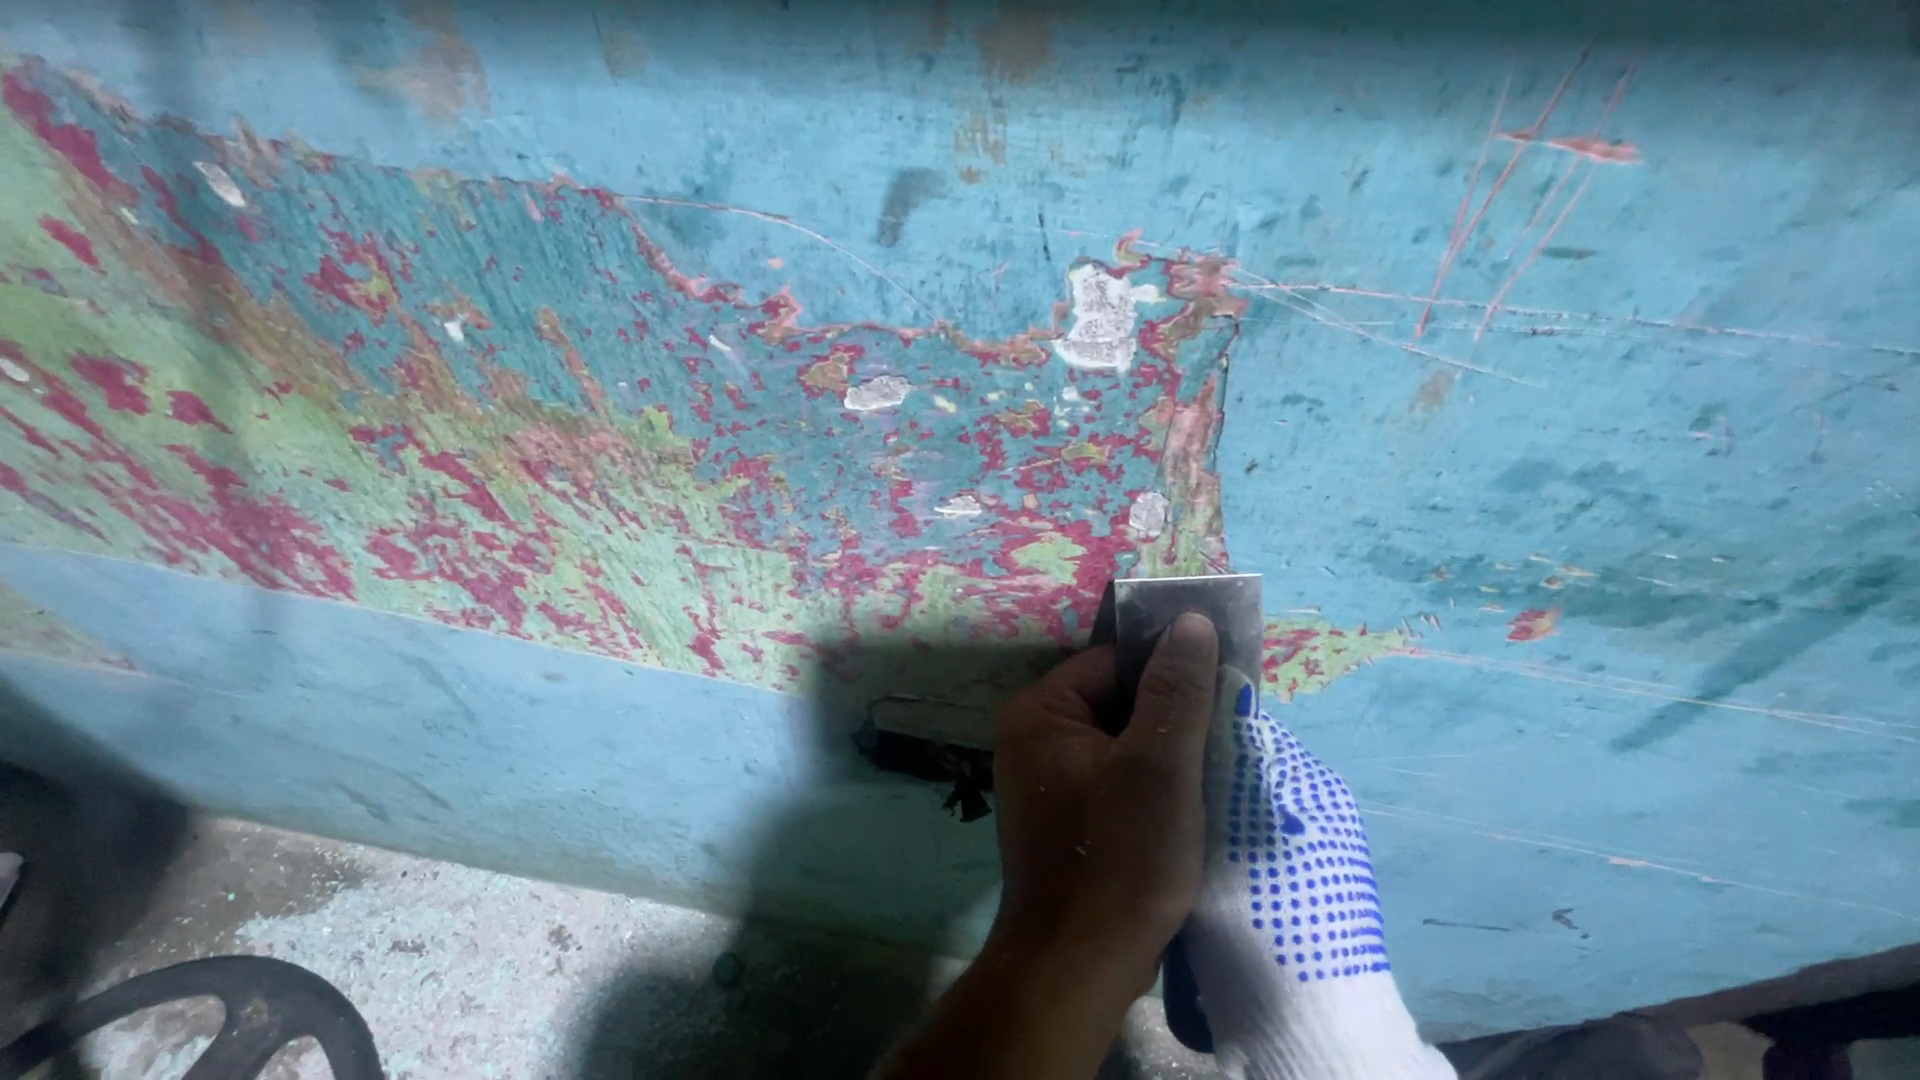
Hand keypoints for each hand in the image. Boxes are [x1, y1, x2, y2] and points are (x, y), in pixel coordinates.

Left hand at [869, 614, 1221, 1079]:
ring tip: (1211, 772)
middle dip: (1170, 718)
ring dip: (1166, 755)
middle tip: (1221, 737)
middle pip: (1117, 702)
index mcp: (1038, 712)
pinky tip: (1185, 806)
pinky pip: (1116, 779)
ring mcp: (1048, 780)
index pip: (1112, 663)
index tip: (1217, 693)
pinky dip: (1152, 786)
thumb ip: (1175, 690)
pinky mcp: (1068, 817)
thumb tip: (1190, 620)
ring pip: (1122, 743)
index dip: (1166, 673)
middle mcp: (1033, 738)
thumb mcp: (1159, 765)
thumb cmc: (1118, 858)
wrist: (1080, 967)